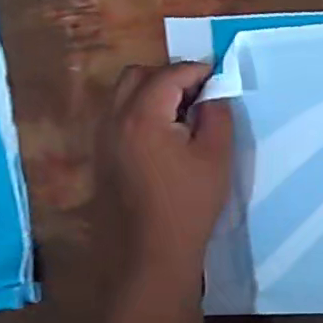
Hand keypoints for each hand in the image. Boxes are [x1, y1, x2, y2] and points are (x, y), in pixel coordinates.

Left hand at [101, 63, 233, 277]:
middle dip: (170, 76)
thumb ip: (216, 116)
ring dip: (154, 92)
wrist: (152, 252)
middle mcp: (114, 119)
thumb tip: (213, 94)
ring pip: (123, 95)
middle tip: (202, 92)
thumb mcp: (216, 156)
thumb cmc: (189, 203)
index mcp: (143, 116)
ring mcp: (102, 139)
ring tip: (185, 113)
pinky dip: (141, 111)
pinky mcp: (102, 157)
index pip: (169, 75)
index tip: (220, 77)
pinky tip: (166, 135)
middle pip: (137, 76)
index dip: (197, 70)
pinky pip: (118, 116)